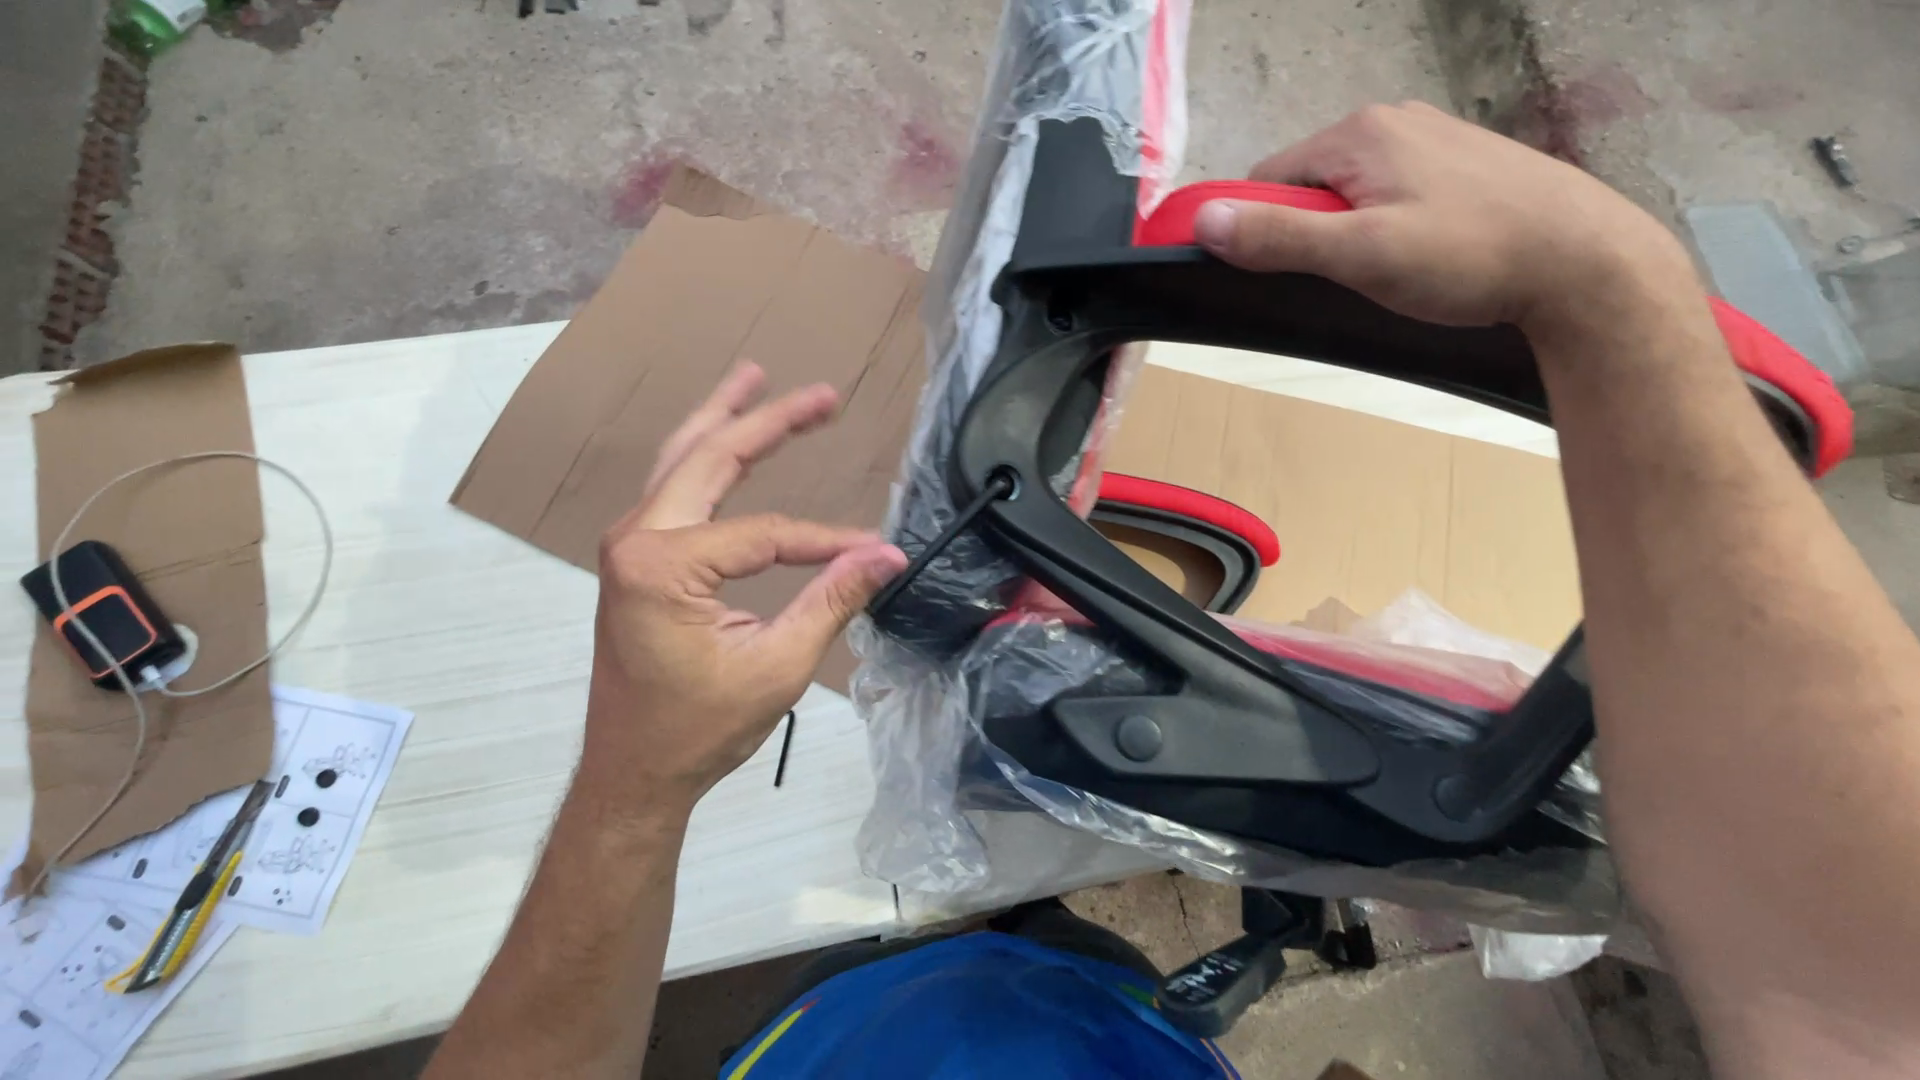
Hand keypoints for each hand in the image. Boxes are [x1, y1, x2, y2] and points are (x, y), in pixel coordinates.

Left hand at [581, 362, 906, 816]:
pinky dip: (702, 456)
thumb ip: (832, 599)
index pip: (765, 532)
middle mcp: (637, 538)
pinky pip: (671, 489)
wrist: (632, 771)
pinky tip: (720, 441)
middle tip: (822, 394)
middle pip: (709, 456)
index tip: (872, 552)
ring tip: (753, 379)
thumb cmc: (699, 727)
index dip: (825, 540)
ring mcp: (629, 545)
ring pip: (679, 460)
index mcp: (665, 563)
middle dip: (767, 420)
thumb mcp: (777, 665)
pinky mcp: (635, 559)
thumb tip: (887, 554)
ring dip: (721, 419)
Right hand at [1191, 102, 1699, 339]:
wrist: (1583, 260)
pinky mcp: (1458, 160)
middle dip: (1311, 231)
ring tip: (1391, 268)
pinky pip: (1390, 191)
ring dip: (1349, 231)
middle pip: (1308, 183)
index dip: (1264, 230)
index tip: (1292, 271)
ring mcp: (1429, 137)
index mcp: (1358, 133)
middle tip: (1351, 274)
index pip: (1268, 179)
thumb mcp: (1359, 255)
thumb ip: (1278, 238)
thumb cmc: (1467, 254)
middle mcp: (1390, 121)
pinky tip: (1422, 253)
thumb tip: (1202, 221)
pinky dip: (1387, 224)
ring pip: (1350, 190)